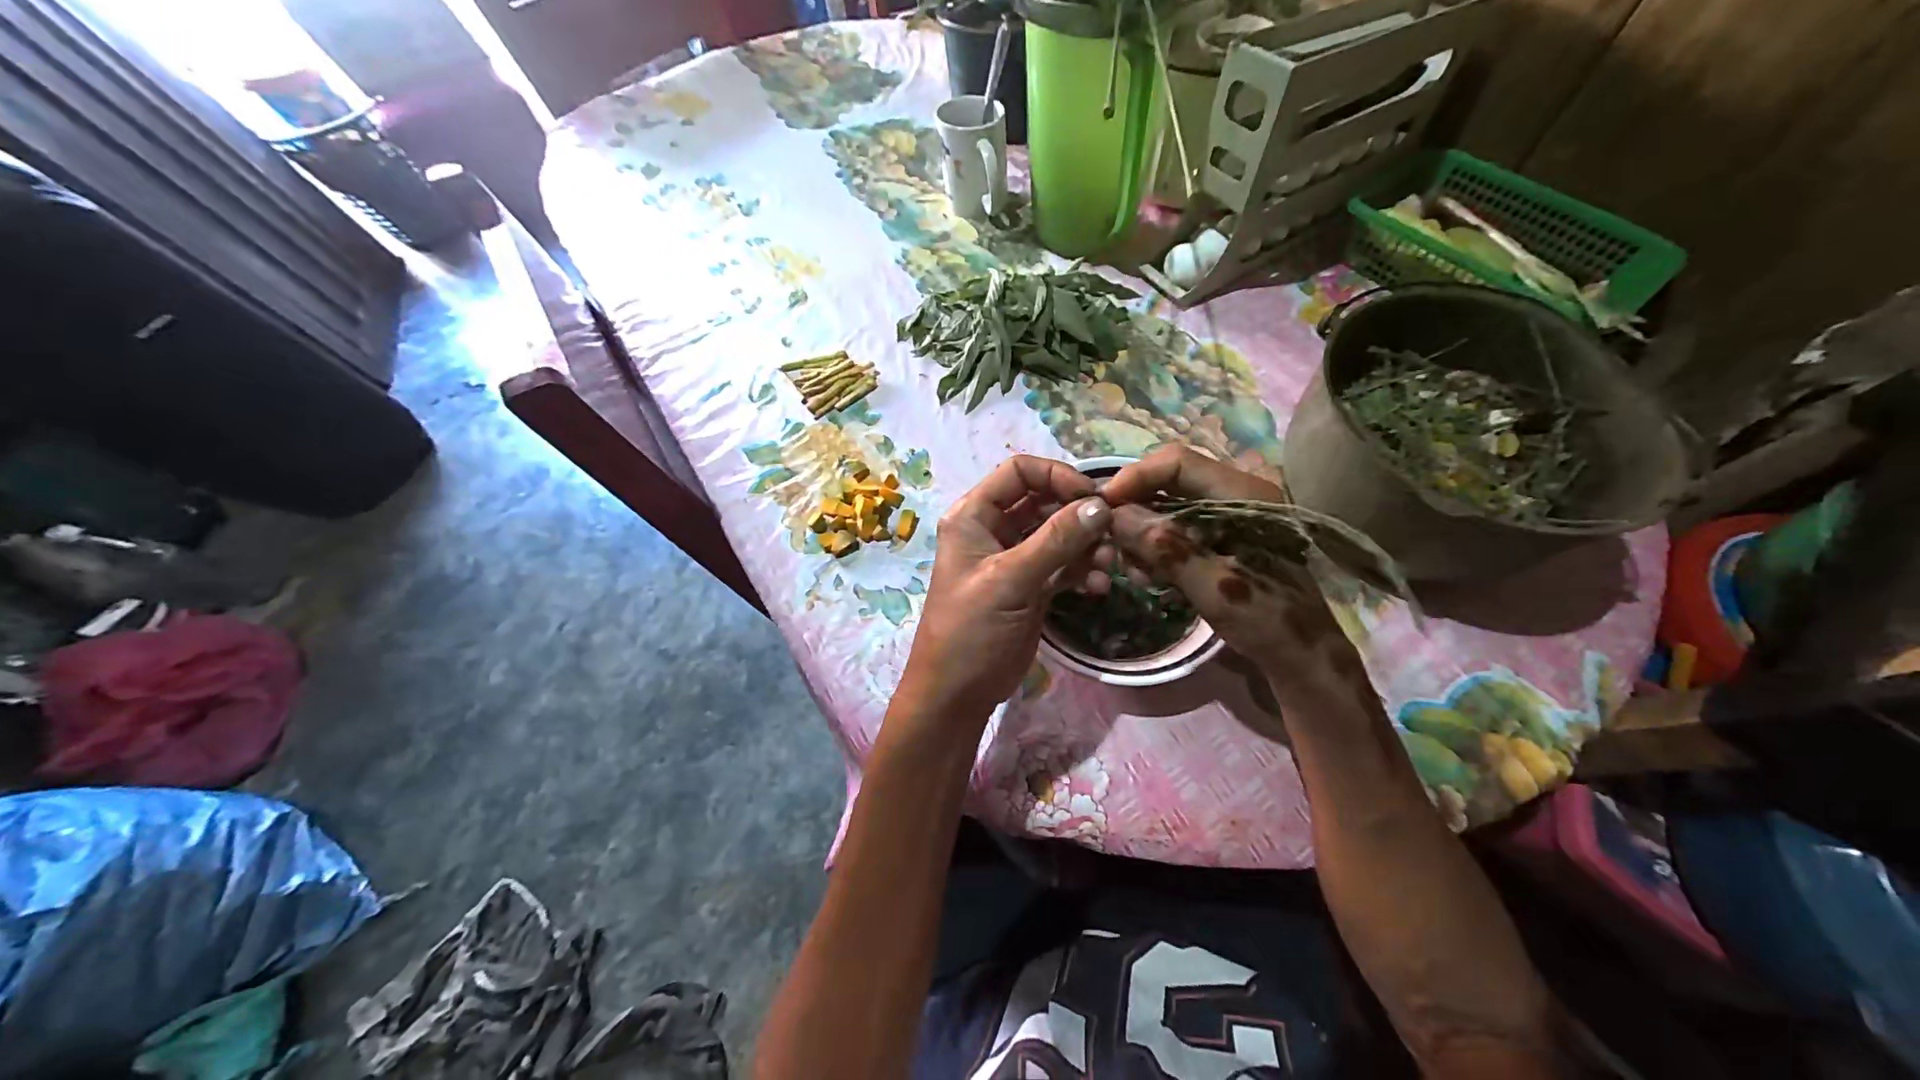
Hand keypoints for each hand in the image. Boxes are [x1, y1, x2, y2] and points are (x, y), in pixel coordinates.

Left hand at [895, 456, 1111, 725]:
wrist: (957, 692)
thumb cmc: (971, 630)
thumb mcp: (1010, 580)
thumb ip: (1055, 541)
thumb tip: (1100, 505)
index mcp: (974, 516)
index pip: (1019, 472)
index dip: (1057, 476)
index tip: (1092, 497)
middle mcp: (994, 530)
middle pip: (1045, 500)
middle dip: (1079, 514)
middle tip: (1112, 533)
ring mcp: (1015, 558)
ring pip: (1060, 533)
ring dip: (1088, 544)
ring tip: (1108, 565)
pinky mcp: (1032, 585)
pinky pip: (1065, 564)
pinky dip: (1084, 570)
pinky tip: (1099, 587)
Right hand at [1101, 446, 1368, 698]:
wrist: (1303, 657)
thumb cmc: (1269, 621)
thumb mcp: (1216, 588)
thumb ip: (1167, 549)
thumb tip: (1114, 516)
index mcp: (1245, 495)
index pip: (1178, 462)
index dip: (1135, 478)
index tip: (1102, 507)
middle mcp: (1237, 494)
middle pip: (1169, 482)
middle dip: (1135, 510)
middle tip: (1112, 546)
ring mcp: (1230, 516)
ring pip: (1168, 506)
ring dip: (1143, 534)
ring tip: (1134, 570)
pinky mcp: (1222, 537)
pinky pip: (1177, 529)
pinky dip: (1157, 548)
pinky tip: (1150, 576)